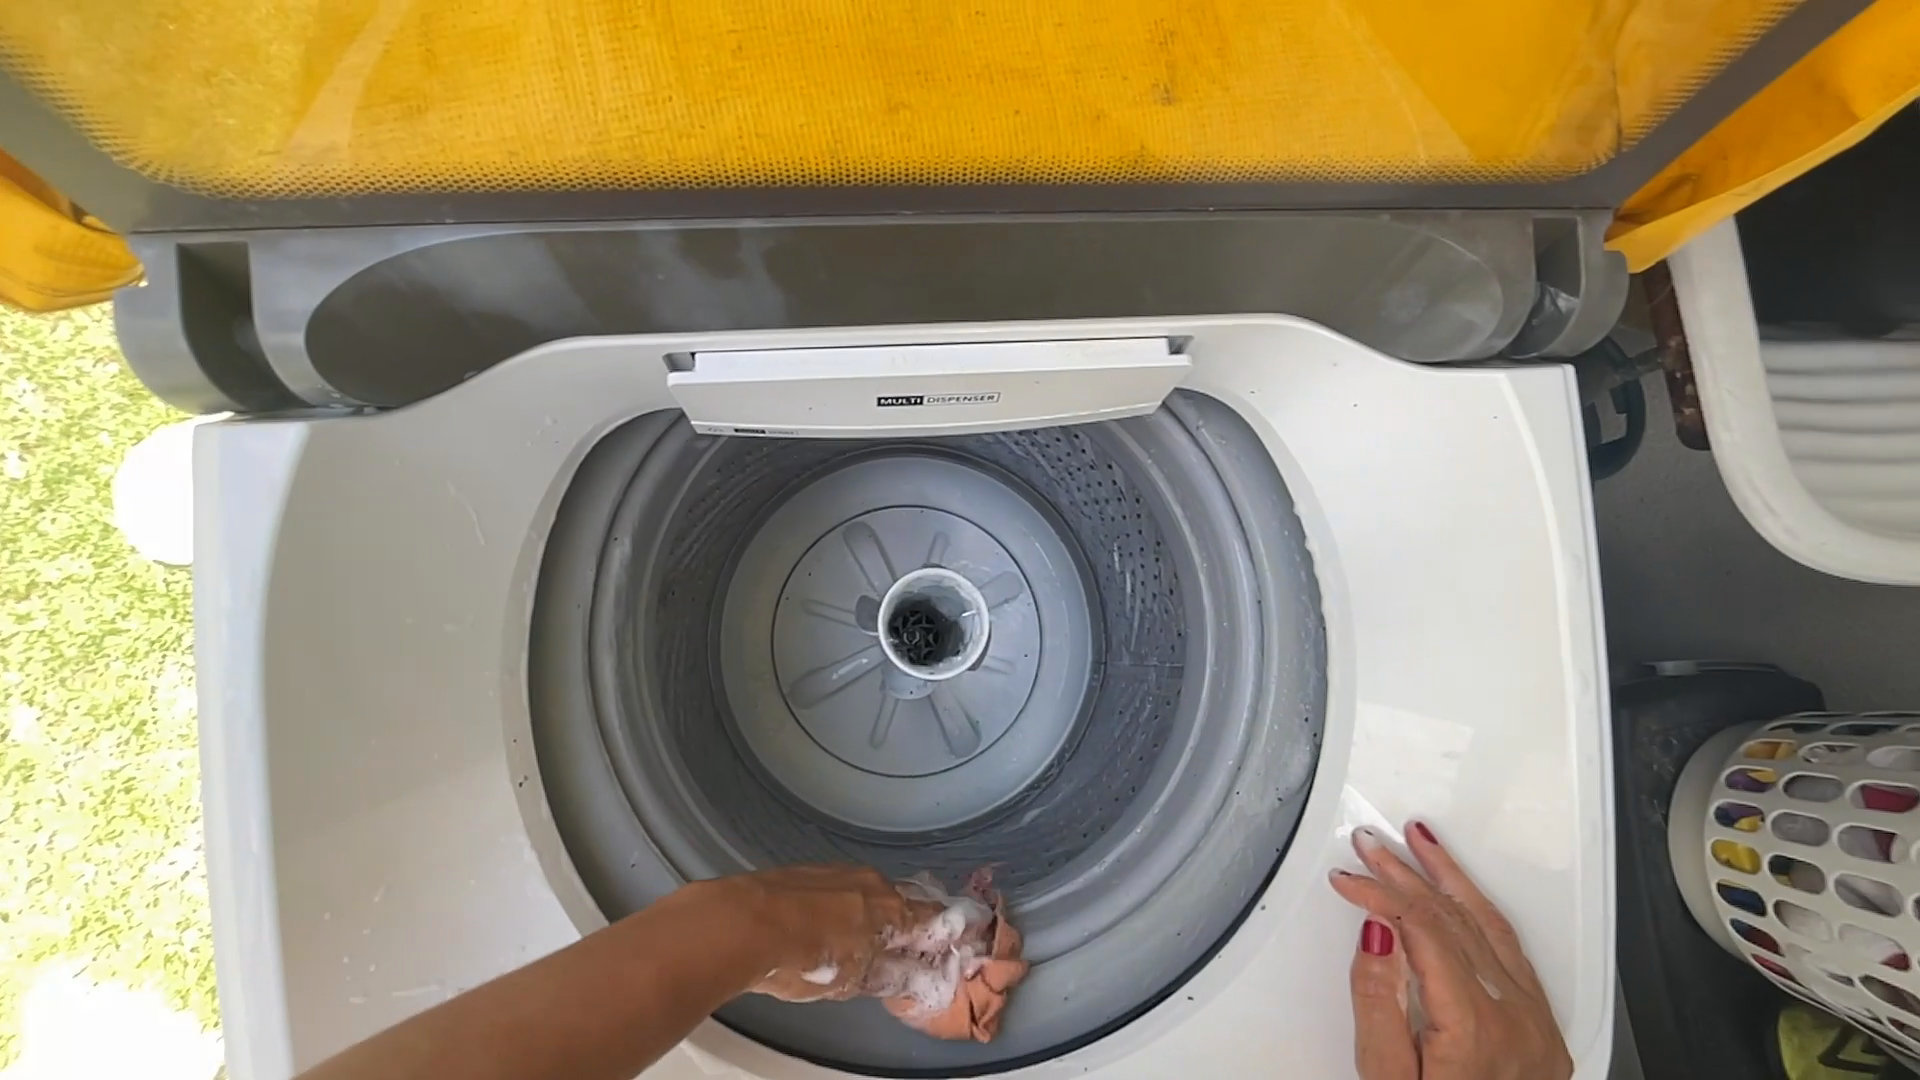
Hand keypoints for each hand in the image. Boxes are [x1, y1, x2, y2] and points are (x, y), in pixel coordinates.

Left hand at [696, 865, 946, 1002]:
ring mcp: (838, 871)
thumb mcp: (852, 981)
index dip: (940, 932)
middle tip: (899, 949)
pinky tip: (824, 926)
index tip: (947, 943)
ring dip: (870, 914)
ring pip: (867, 892)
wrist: (745, 922)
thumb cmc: (805, 958)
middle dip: (903, 924)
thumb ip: (890, 975)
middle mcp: (870, 881)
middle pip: (899, 901)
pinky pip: (839, 888)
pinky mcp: (809, 870)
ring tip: (858, 942)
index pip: (930, 917)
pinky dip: (841, 905)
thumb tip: (919, 976)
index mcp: (889, 907)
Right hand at [1330, 823, 1572, 1079]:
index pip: (1419, 927)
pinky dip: (1481, 907)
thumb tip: (1375, 933)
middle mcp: (1514, 1018)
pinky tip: (1462, 888)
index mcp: (1472, 1026)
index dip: (1378, 892)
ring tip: (1418, 840)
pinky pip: (1512, 949)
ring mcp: (1534, 1022)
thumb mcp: (1383, 1077)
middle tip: (1367, 844)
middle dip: (1402, 873)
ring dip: (1447, 876)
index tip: (1346, 880)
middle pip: (1451, 918)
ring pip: (1487, 924)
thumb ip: (1377, 1002)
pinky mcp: (1540, 1027)